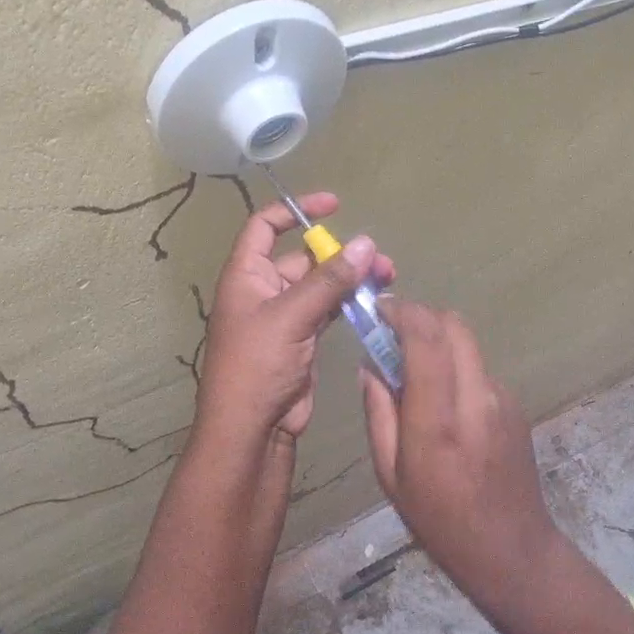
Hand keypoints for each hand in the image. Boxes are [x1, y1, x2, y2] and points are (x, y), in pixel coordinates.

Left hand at [198, 192, 395, 439]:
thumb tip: (366, 242)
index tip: (333, 204)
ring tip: (387, 277)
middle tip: (380, 261)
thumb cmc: (257, 365)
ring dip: (350, 279)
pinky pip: (328, 311)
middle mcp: (263, 290)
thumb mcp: (291, 317)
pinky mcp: (303, 341)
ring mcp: (284, 317)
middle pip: (303, 258)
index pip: (264, 226)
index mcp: (245, 275)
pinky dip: (350, 303)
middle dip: (340, 254)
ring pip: (321, 286)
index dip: (295, 210)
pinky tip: (376, 302)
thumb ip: (329, 281)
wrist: (252, 430)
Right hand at [360, 298, 564, 614]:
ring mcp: (502, 400)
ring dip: (438, 346)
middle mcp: (475, 399)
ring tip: (416, 379)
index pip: (426, 339)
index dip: (402, 312)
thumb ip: (379, 413)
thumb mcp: (390, 474)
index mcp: (437, 420)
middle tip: (393, 334)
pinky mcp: (516, 406)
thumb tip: (370, 366)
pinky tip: (446, 407)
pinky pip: (478, 370)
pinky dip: (456, 370)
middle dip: (420, 318)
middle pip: (453, 326)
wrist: (511, 550)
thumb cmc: (439, 520)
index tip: (379, 311)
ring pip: (467, 346)